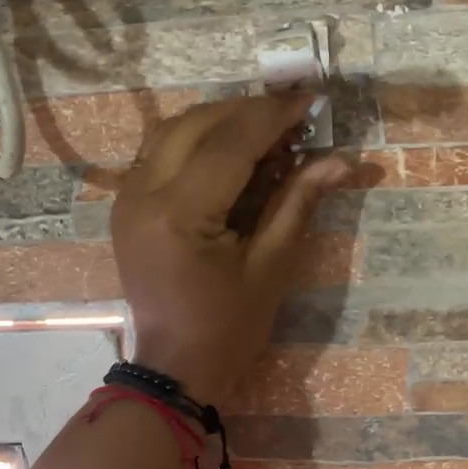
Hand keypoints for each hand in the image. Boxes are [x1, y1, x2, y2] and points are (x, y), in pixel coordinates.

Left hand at [110, 94, 351, 404]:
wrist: (174, 368)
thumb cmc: (228, 330)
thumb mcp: (270, 270)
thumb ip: (297, 205)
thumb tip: (341, 160)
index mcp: (179, 214)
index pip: (230, 143)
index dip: (274, 117)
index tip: (311, 100)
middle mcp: (142, 194)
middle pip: (196, 124)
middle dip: (246, 112)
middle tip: (291, 116)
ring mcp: (127, 198)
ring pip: (172, 131)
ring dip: (219, 121)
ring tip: (264, 131)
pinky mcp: (126, 206)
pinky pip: (159, 153)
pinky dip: (195, 141)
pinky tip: (228, 154)